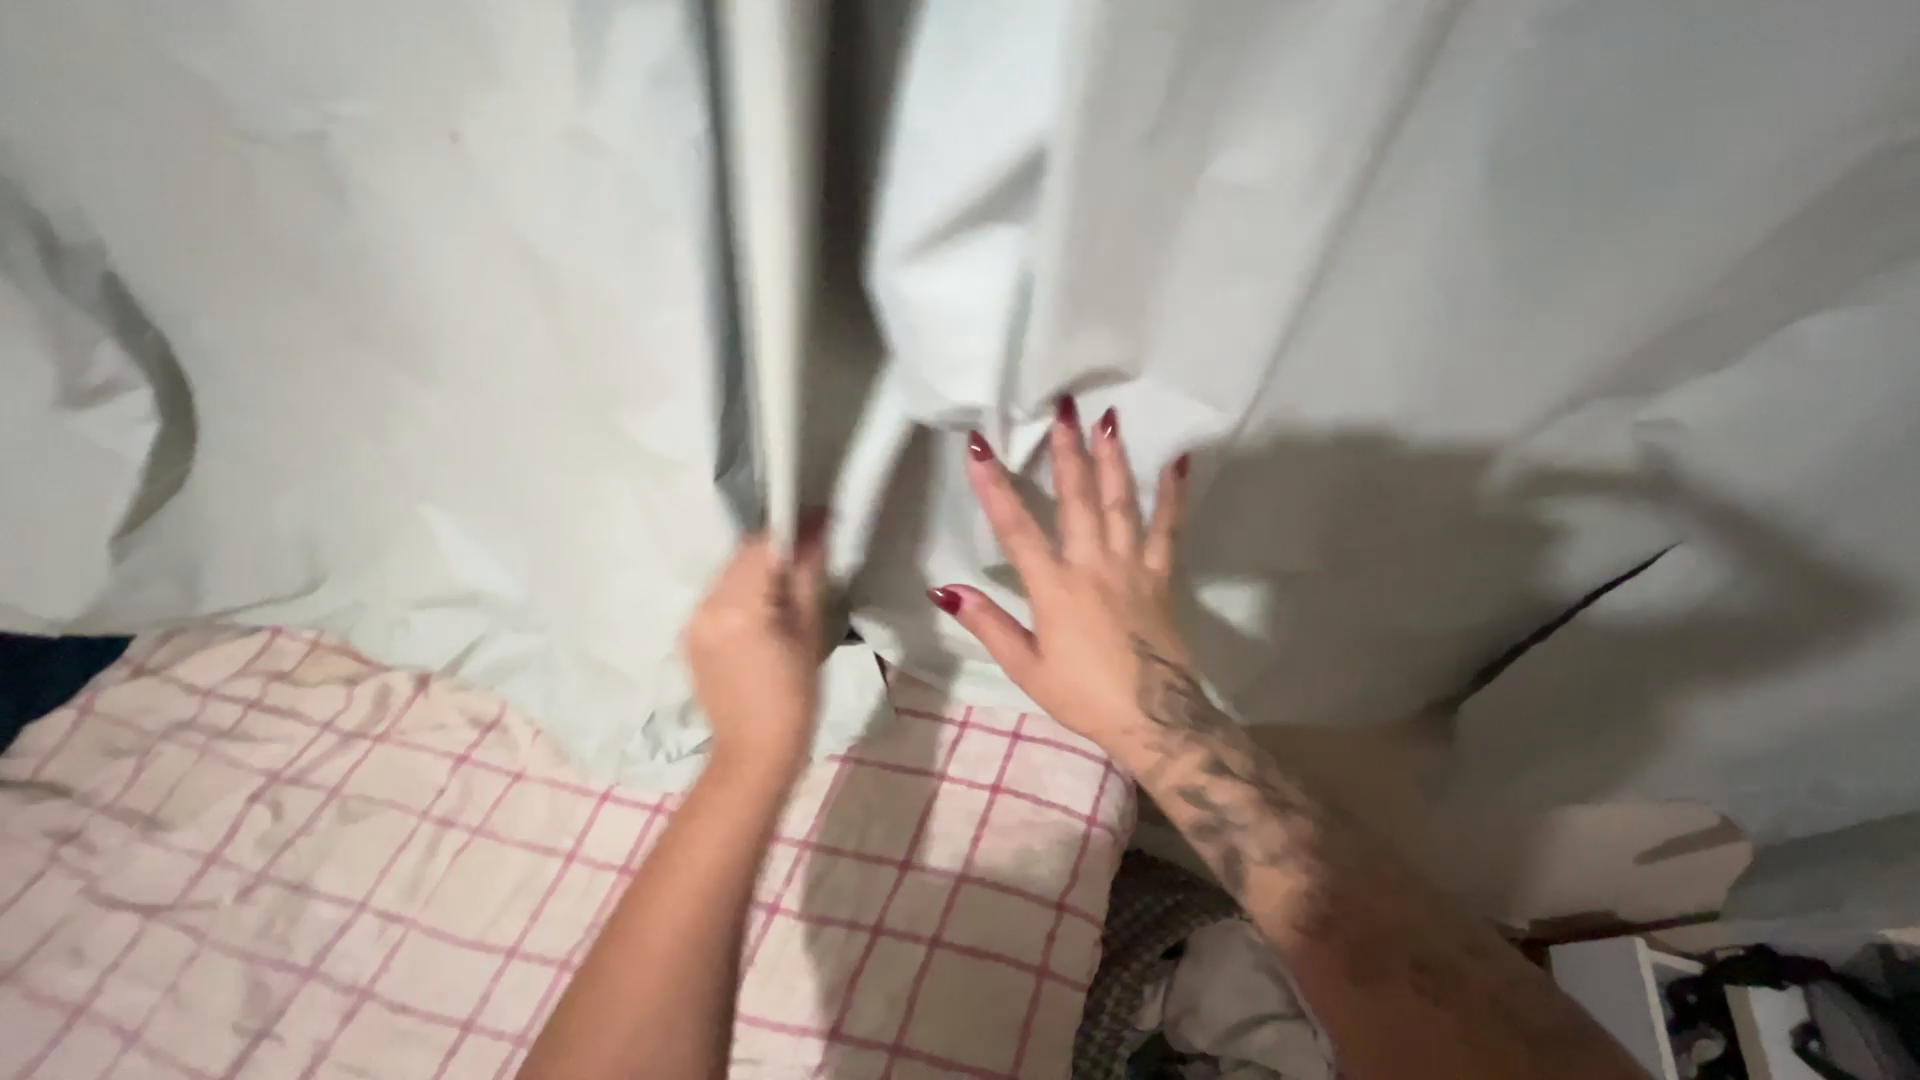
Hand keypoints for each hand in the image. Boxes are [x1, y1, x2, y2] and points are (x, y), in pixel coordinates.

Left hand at [683, 514, 828, 772]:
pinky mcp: (690, 636)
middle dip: (775, 549)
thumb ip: (806, 577)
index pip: (763, 546)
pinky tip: (765, 610)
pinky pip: (719, 598)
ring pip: (730, 576)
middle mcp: (706, 606)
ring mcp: (692, 621)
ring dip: (758, 570)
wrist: (754, 752)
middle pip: (742, 557)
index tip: (820, 520)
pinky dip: (743, 593)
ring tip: (789, 584)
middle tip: (811, 551)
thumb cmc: (795, 697)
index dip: (793, 529)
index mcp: (738, 607)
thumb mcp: (809, 633)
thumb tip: (815, 532)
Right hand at [929, 399, 1191, 755]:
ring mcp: (1132, 566)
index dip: (994, 487)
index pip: (1016, 529)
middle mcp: (1092, 565)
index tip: (980, 447)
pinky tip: (1178, 462)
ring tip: (1107, 419)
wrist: (1155, 717)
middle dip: (1065, 452)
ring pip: (1120, 503)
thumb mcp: (1026, 668)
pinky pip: (1169, 529)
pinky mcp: (1161, 576)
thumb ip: (989, 624)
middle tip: (1061, 408)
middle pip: (1076, 499)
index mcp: (1054, 588)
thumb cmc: (1083, 696)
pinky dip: (1172, 495)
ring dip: (1112, 459)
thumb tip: (946, 591)